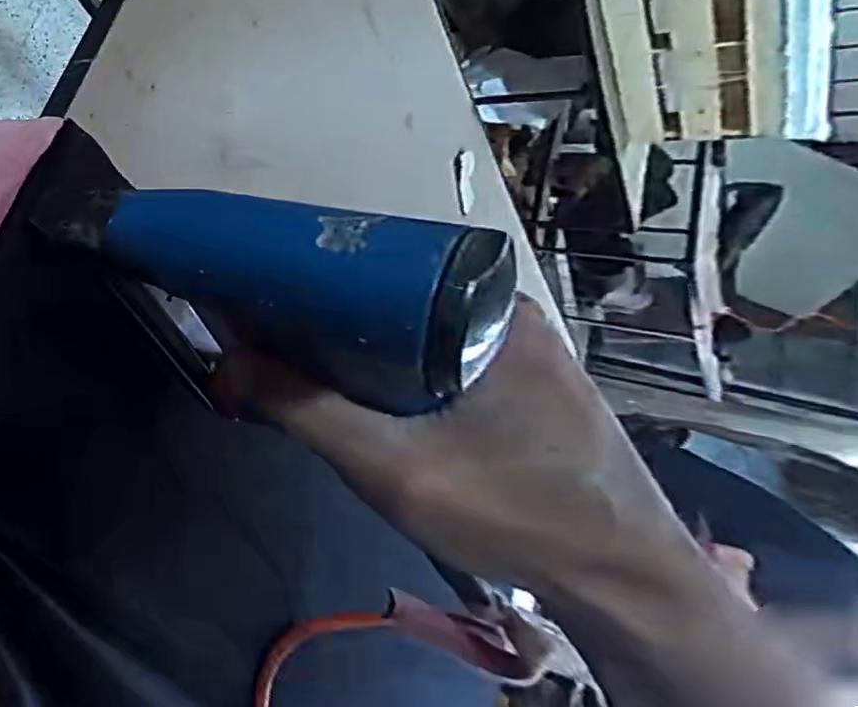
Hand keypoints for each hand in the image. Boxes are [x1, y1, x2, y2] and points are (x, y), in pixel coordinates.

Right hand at [222, 299, 698, 595]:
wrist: (632, 594)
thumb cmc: (514, 514)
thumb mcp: (391, 466)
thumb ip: (302, 409)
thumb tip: (224, 360)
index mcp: (486, 308)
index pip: (374, 263)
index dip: (310, 272)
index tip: (262, 288)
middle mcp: (505, 312)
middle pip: (386, 291)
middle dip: (326, 309)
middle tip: (274, 331)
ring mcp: (518, 344)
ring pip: (407, 321)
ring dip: (356, 337)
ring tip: (305, 356)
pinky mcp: (519, 377)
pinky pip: (430, 346)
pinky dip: (388, 358)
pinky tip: (364, 388)